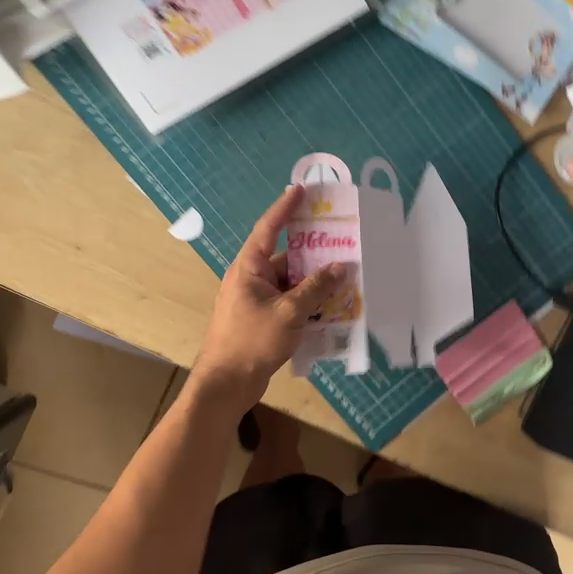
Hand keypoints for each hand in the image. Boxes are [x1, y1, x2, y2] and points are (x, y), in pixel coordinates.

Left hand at [194, 186, 341, 403]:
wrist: (226, 383)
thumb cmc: (252, 341)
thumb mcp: (289, 312)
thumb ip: (316, 288)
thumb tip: (340, 267)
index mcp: (249, 267)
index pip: (269, 228)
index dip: (285, 208)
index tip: (302, 190)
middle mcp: (251, 278)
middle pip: (286, 256)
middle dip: (314, 250)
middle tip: (342, 238)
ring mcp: (256, 300)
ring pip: (291, 281)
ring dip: (315, 280)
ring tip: (346, 275)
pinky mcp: (263, 319)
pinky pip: (290, 301)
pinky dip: (309, 301)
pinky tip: (332, 306)